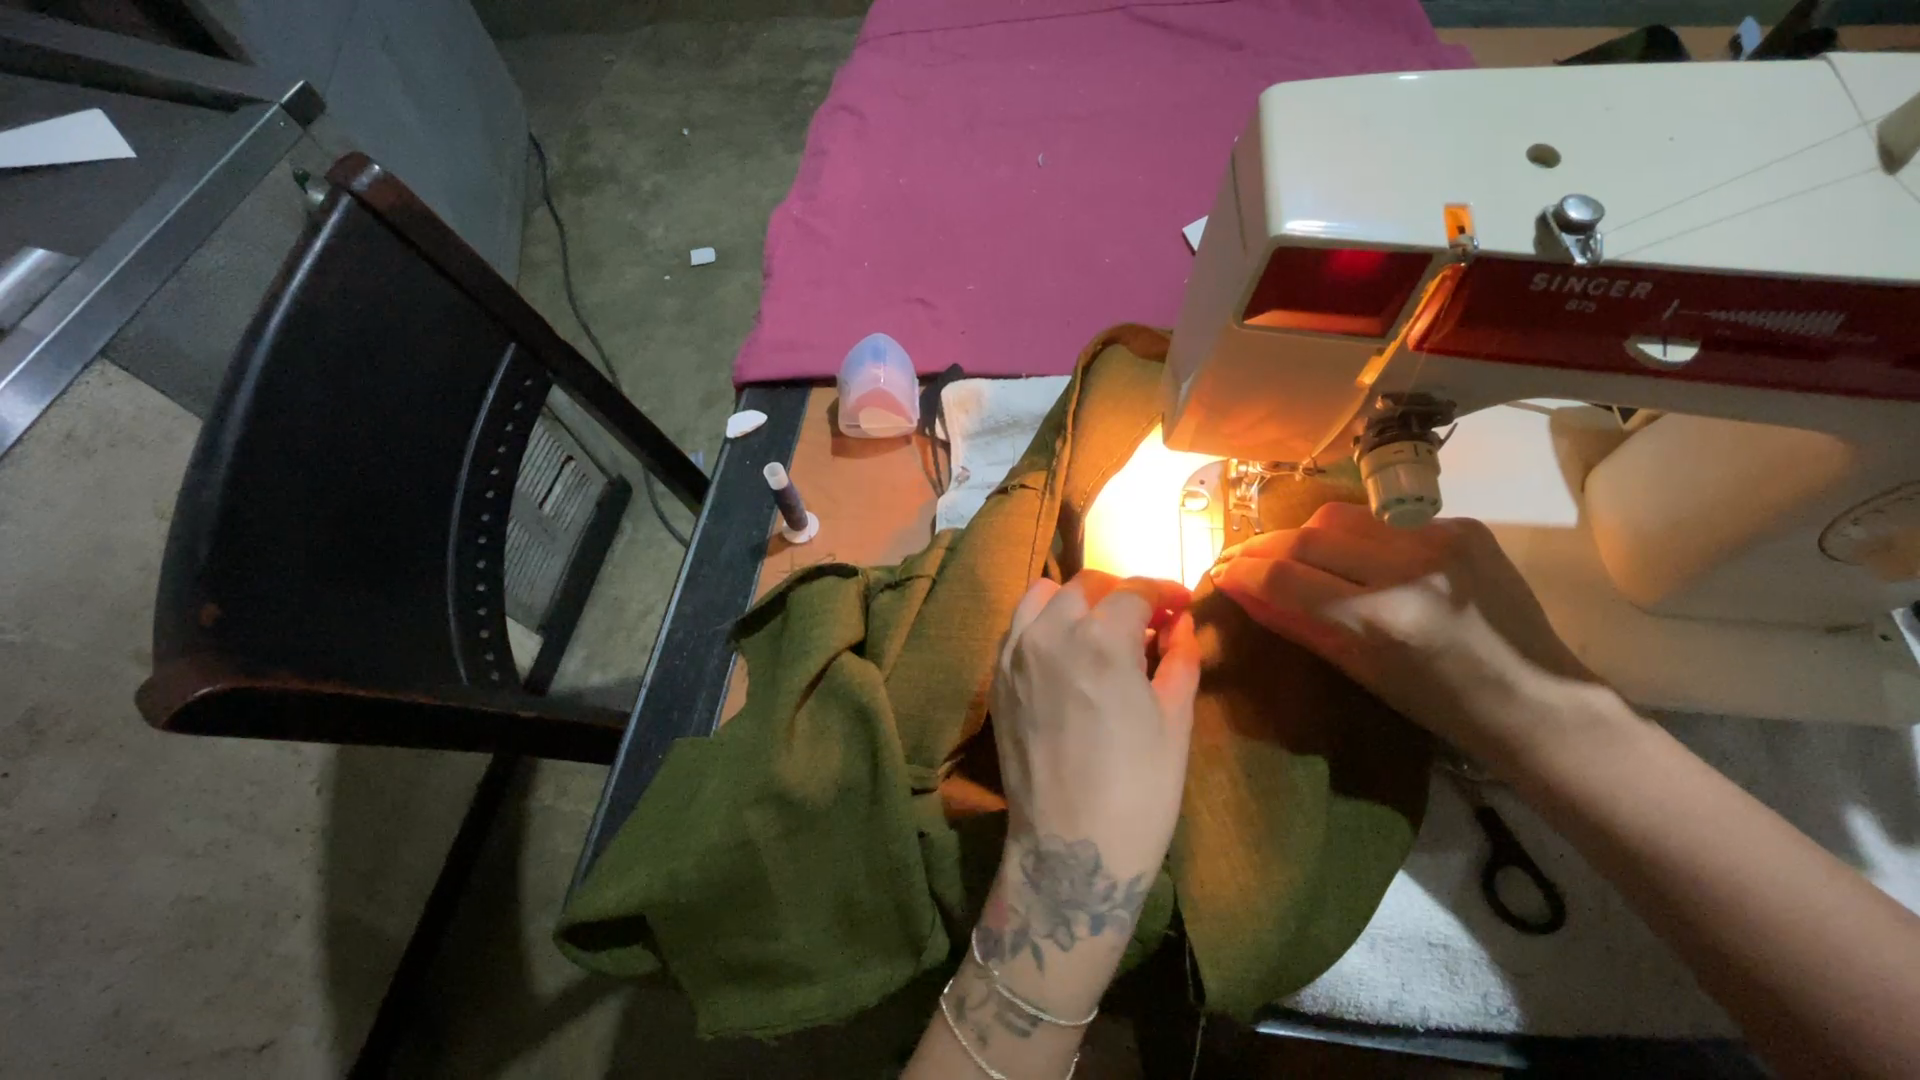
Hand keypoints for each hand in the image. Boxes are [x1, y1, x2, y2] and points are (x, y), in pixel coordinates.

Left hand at [992, 571, 1200, 881]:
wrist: (1070, 848)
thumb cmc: (1138, 790)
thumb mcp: (1174, 722)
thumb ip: (1179, 660)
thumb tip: (1180, 624)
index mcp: (1102, 639)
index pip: (1134, 590)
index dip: (1164, 592)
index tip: (1181, 604)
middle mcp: (1050, 633)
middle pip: (1085, 585)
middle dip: (1120, 592)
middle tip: (1146, 619)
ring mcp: (1015, 655)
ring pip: (1041, 597)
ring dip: (1075, 600)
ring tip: (1099, 627)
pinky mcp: (997, 680)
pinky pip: (1017, 628)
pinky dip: (1043, 622)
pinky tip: (1064, 649)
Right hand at [1210, 502, 1601, 765]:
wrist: (1537, 696)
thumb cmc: (1440, 703)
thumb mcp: (1359, 669)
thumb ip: (1297, 623)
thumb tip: (1244, 592)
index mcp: (1381, 619)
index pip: (1286, 577)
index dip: (1243, 572)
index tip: (1221, 571)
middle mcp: (1409, 568)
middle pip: (1307, 536)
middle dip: (1265, 546)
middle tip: (1243, 558)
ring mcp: (1440, 541)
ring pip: (1342, 516)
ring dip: (1308, 535)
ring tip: (1295, 554)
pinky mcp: (1463, 526)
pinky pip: (1386, 521)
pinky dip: (1360, 537)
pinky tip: (1361, 559)